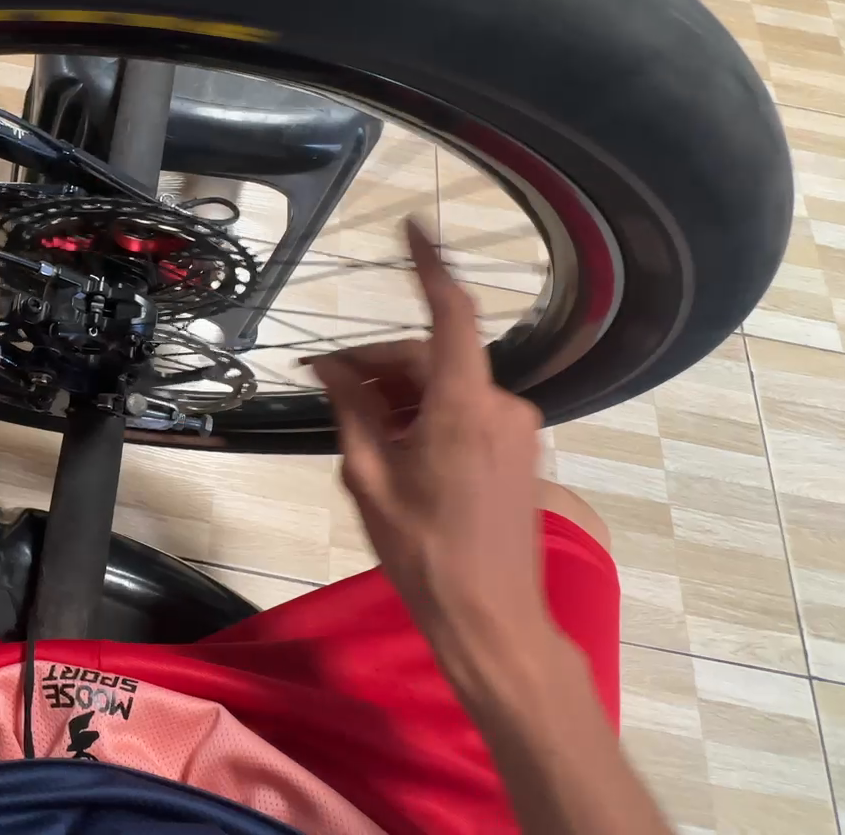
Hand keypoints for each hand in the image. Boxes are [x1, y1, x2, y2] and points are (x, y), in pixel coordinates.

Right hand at [305, 218, 553, 654]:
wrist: (488, 615)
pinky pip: (462, 409)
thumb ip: (351, 408)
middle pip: (429, 358)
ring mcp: (516, 427)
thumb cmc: (420, 547)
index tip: (412, 230)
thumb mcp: (367, 474)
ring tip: (356, 430)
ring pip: (443, 385)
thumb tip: (329, 364)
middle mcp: (500, 404)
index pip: (451, 316)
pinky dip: (423, 413)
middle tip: (326, 385)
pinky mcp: (518, 447)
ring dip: (397, 395)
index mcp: (463, 406)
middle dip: (377, 366)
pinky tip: (392, 444)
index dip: (430, 267)